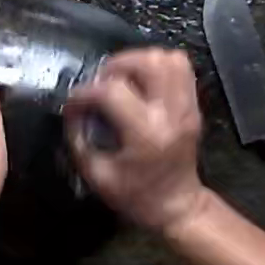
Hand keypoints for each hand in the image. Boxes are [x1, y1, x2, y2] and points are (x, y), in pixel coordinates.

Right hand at [65, 48, 206, 230]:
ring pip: (169, 59)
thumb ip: (79, 137)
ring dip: (139, 62)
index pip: (111, 91)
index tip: (73, 103)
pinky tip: (140, 84)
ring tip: (121, 80)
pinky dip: (157, 68)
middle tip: (101, 83)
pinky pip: (181, 68)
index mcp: (146, 133)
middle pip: (148, 62)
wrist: (177, 206)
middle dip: (117, 66)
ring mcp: (187, 107)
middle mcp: (171, 113)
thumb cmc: (134, 196)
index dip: (85, 93)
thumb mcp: (96, 173)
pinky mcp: (193, 106)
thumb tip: (72, 110)